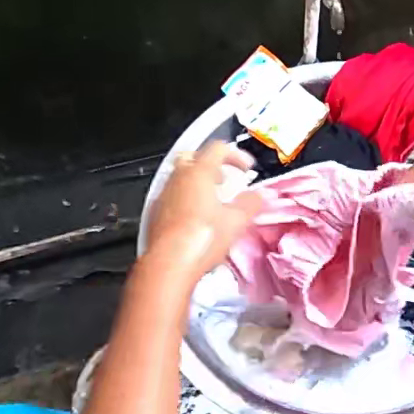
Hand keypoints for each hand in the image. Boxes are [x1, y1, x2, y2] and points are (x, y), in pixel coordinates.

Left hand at [143, 141, 264, 280]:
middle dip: (211, 165)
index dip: (235, 154)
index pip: (217, 149)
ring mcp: (163, 195)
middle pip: (193, 158)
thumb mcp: (236, 221)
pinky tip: (195, 219)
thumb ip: (250, 203)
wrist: (169, 264)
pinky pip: (171, 197)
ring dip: (197, 183)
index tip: (245, 166)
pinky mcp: (155, 214)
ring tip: (212, 200)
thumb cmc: (203, 237)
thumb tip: (259, 195)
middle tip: (224, 178)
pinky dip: (185, 200)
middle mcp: (178, 178)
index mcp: (199, 172)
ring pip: (180, 177)